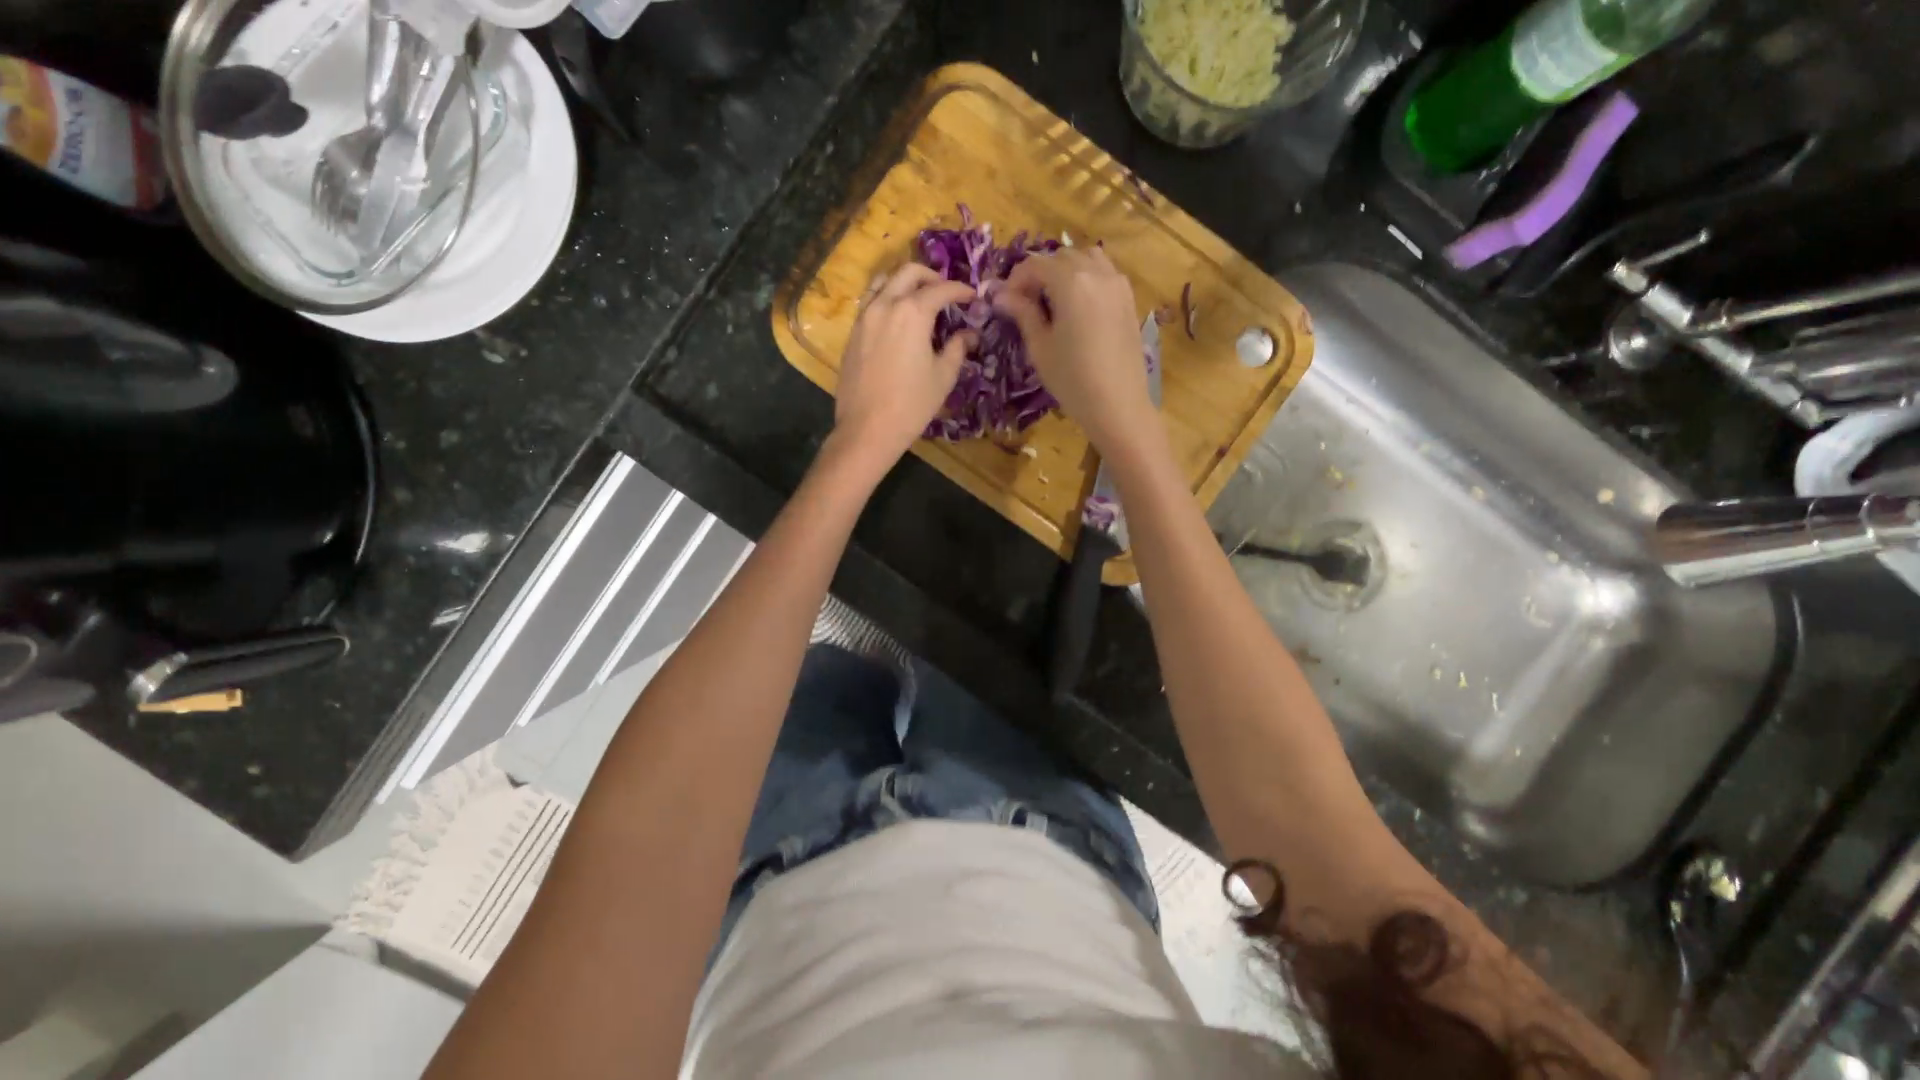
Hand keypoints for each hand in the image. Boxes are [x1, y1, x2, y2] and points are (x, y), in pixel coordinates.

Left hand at [831, 264, 977, 464]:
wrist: (867, 428)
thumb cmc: (911, 404)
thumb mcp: (943, 376)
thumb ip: (957, 348)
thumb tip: (968, 334)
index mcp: (912, 312)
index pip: (942, 289)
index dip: (961, 291)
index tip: (973, 297)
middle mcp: (886, 304)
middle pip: (909, 273)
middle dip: (932, 277)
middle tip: (946, 293)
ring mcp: (865, 316)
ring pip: (884, 281)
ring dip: (905, 282)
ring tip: (919, 298)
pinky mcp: (853, 332)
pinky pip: (871, 300)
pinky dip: (887, 297)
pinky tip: (898, 317)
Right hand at [993, 248, 1155, 452]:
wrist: (1119, 405)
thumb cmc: (1073, 379)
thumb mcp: (1040, 347)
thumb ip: (1022, 313)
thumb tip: (1000, 295)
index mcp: (1071, 282)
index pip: (1036, 264)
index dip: (1016, 279)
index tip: (1005, 300)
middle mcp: (1097, 273)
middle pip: (1062, 256)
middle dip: (1040, 272)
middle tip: (1026, 301)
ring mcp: (1118, 284)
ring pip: (1087, 258)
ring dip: (1066, 269)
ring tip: (1053, 298)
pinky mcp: (1129, 299)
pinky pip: (1105, 273)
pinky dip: (1087, 277)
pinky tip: (1078, 305)